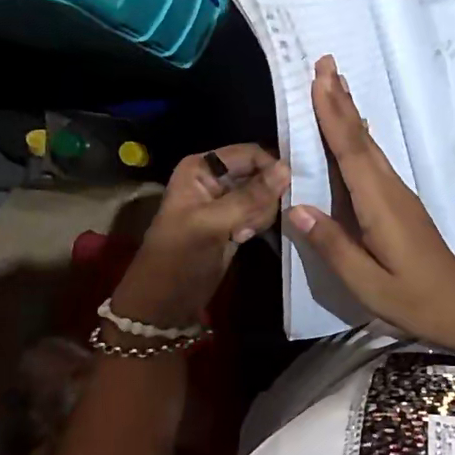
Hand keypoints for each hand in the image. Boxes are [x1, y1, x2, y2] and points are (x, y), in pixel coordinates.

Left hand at [111, 144, 289, 327]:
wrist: (166, 301)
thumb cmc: (179, 257)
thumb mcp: (211, 223)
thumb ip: (250, 196)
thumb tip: (288, 169)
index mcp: (201, 167)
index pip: (250, 154)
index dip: (271, 169)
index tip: (287, 193)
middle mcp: (215, 178)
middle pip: (261, 173)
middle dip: (265, 197)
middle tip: (249, 222)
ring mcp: (226, 202)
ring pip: (265, 195)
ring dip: (262, 214)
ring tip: (242, 234)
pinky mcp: (236, 222)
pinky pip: (261, 213)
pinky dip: (261, 224)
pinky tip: (246, 238)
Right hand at [285, 56, 454, 348]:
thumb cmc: (413, 300)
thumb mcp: (367, 283)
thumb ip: (332, 245)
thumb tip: (294, 206)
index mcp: (380, 206)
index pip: (351, 152)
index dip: (334, 115)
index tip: (320, 79)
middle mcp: (392, 191)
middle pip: (362, 140)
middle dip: (342, 102)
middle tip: (326, 63)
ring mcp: (400, 196)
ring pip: (371, 148)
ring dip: (352, 116)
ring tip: (336, 86)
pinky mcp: (402, 205)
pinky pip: (376, 163)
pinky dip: (361, 141)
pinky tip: (358, 134)